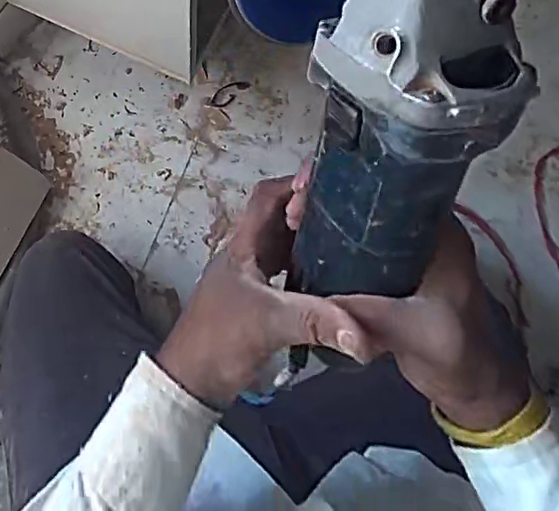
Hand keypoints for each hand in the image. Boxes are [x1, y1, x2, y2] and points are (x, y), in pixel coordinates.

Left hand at [155, 178, 365, 406]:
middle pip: (279, 215)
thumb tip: (364, 333)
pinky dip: (311, 264)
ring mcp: (254, 274)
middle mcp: (248, 251)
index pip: (266, 196)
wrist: (195, 377)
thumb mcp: (267, 321)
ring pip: (286, 242)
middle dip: (310, 206)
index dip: (293, 182)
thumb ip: (313, 320)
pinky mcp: (263, 297)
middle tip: (350, 208)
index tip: (329, 181)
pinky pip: (291, 268)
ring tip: (351, 234)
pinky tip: (336, 275)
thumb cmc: (220, 336)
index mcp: (242, 243)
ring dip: (312, 235)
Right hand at [286, 156, 528, 428]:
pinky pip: (351, 234)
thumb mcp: (416, 332)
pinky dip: (326, 232)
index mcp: (438, 229)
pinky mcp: (386, 262)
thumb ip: (370, 311)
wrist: (472, 392)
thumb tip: (315, 294)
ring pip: (354, 210)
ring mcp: (401, 243)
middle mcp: (419, 226)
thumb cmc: (458, 355)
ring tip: (291, 217)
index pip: (389, 182)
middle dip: (325, 191)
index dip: (346, 177)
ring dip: (322, 210)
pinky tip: (300, 237)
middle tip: (294, 205)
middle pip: (365, 190)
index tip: (310, 187)